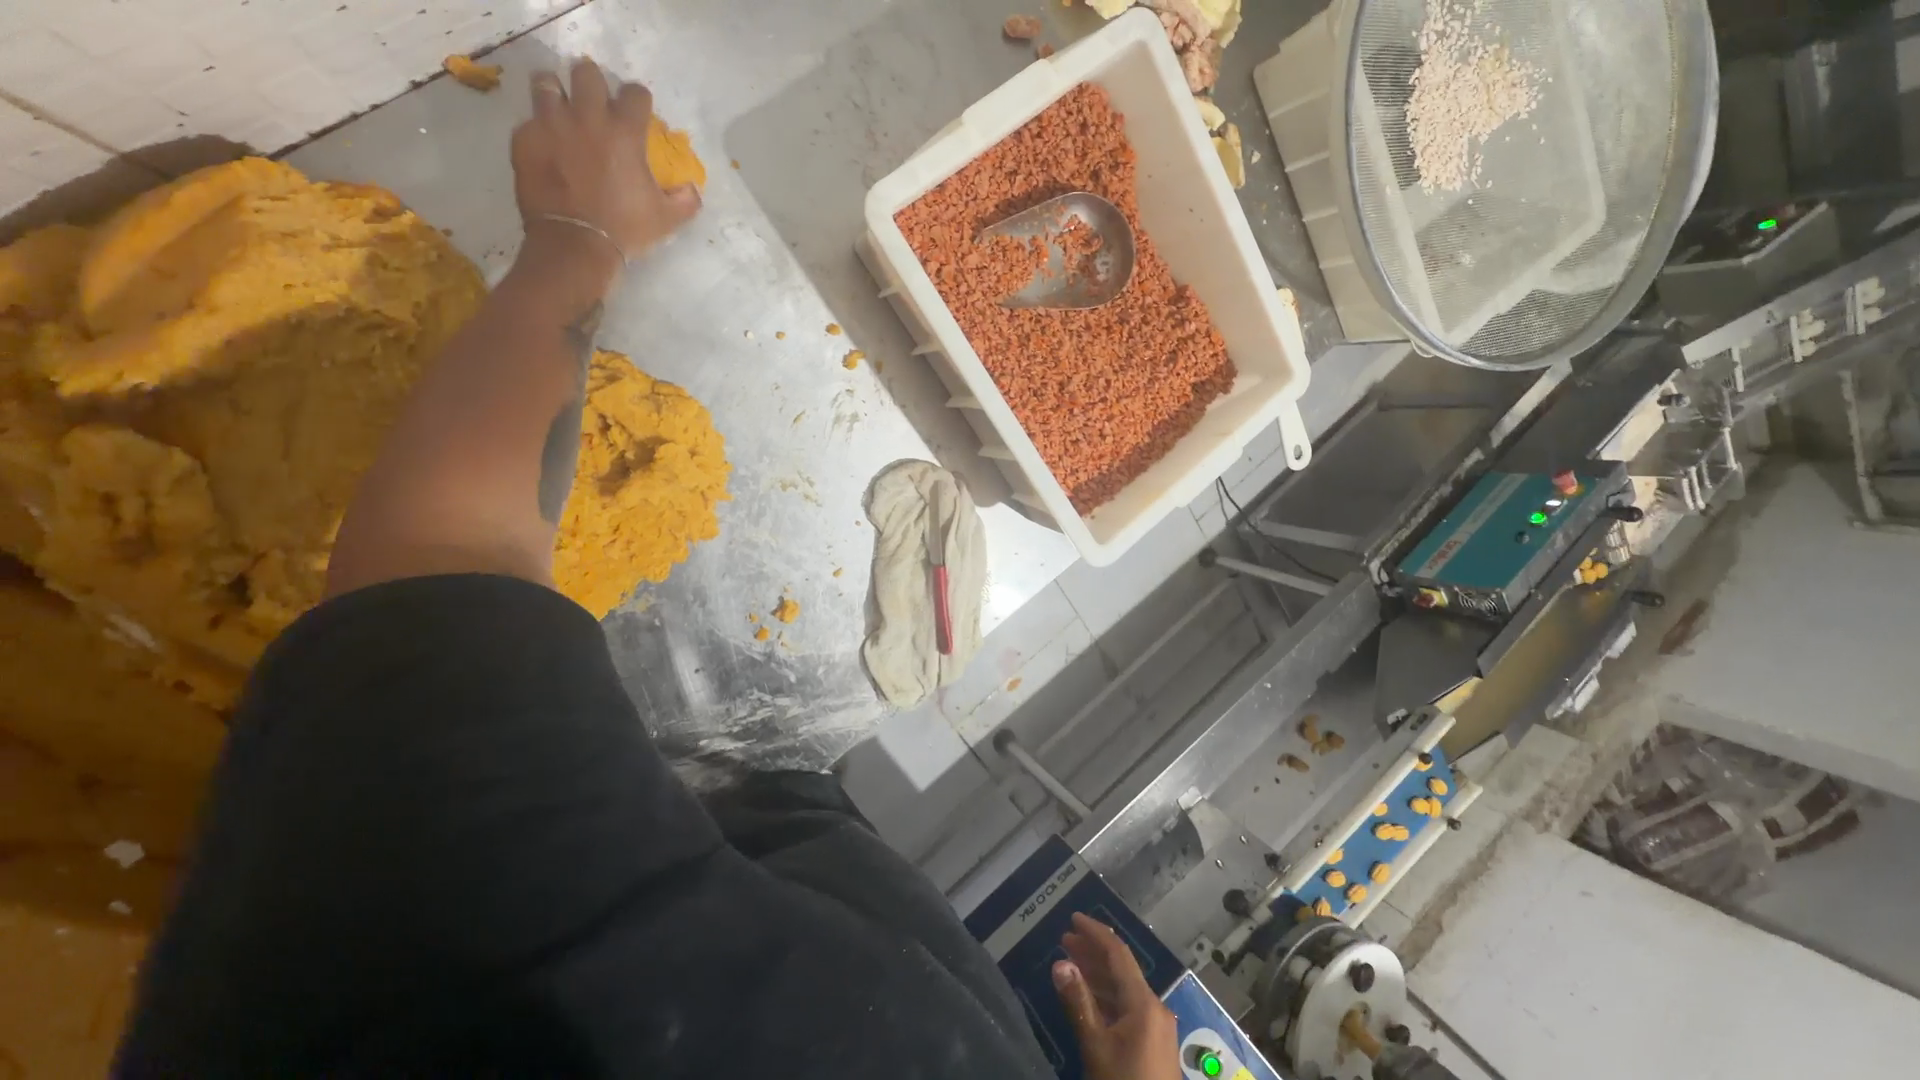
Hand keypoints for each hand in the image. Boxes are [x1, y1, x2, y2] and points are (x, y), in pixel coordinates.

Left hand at [511, 58, 701, 271]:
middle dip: (591, 83)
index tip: (636, 114)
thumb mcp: (667, 219)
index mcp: (625, 131)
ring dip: (556, 94)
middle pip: (586, 72)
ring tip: (561, 112)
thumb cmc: (625, 229)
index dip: (637, 100)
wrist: (575, 245)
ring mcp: (551, 124)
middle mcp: (587, 116)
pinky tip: (544, 146)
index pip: (634, 92)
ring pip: (547, 84)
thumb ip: (685, 200)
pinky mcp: (524, 139)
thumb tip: (691, 189)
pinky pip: (528, 121)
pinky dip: (537, 130)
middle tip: (593, 102)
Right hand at [1053, 913, 1180, 1079]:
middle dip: (1093, 952)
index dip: (1095, 933)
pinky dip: (1106, 996)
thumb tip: (1061, 963)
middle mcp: (1154, 1008)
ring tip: (1071, 962)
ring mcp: (1156, 1027)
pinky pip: (1128, 1007)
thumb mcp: (1096, 1045)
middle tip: (1064, 940)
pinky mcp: (1153, 1043)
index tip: (1073, 918)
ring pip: (1124, 989)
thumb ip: (1078, 1002)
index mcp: (1144, 1003)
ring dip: (1098, 974)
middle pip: (1122, 969)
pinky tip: (1088, 996)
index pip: (1118, 954)